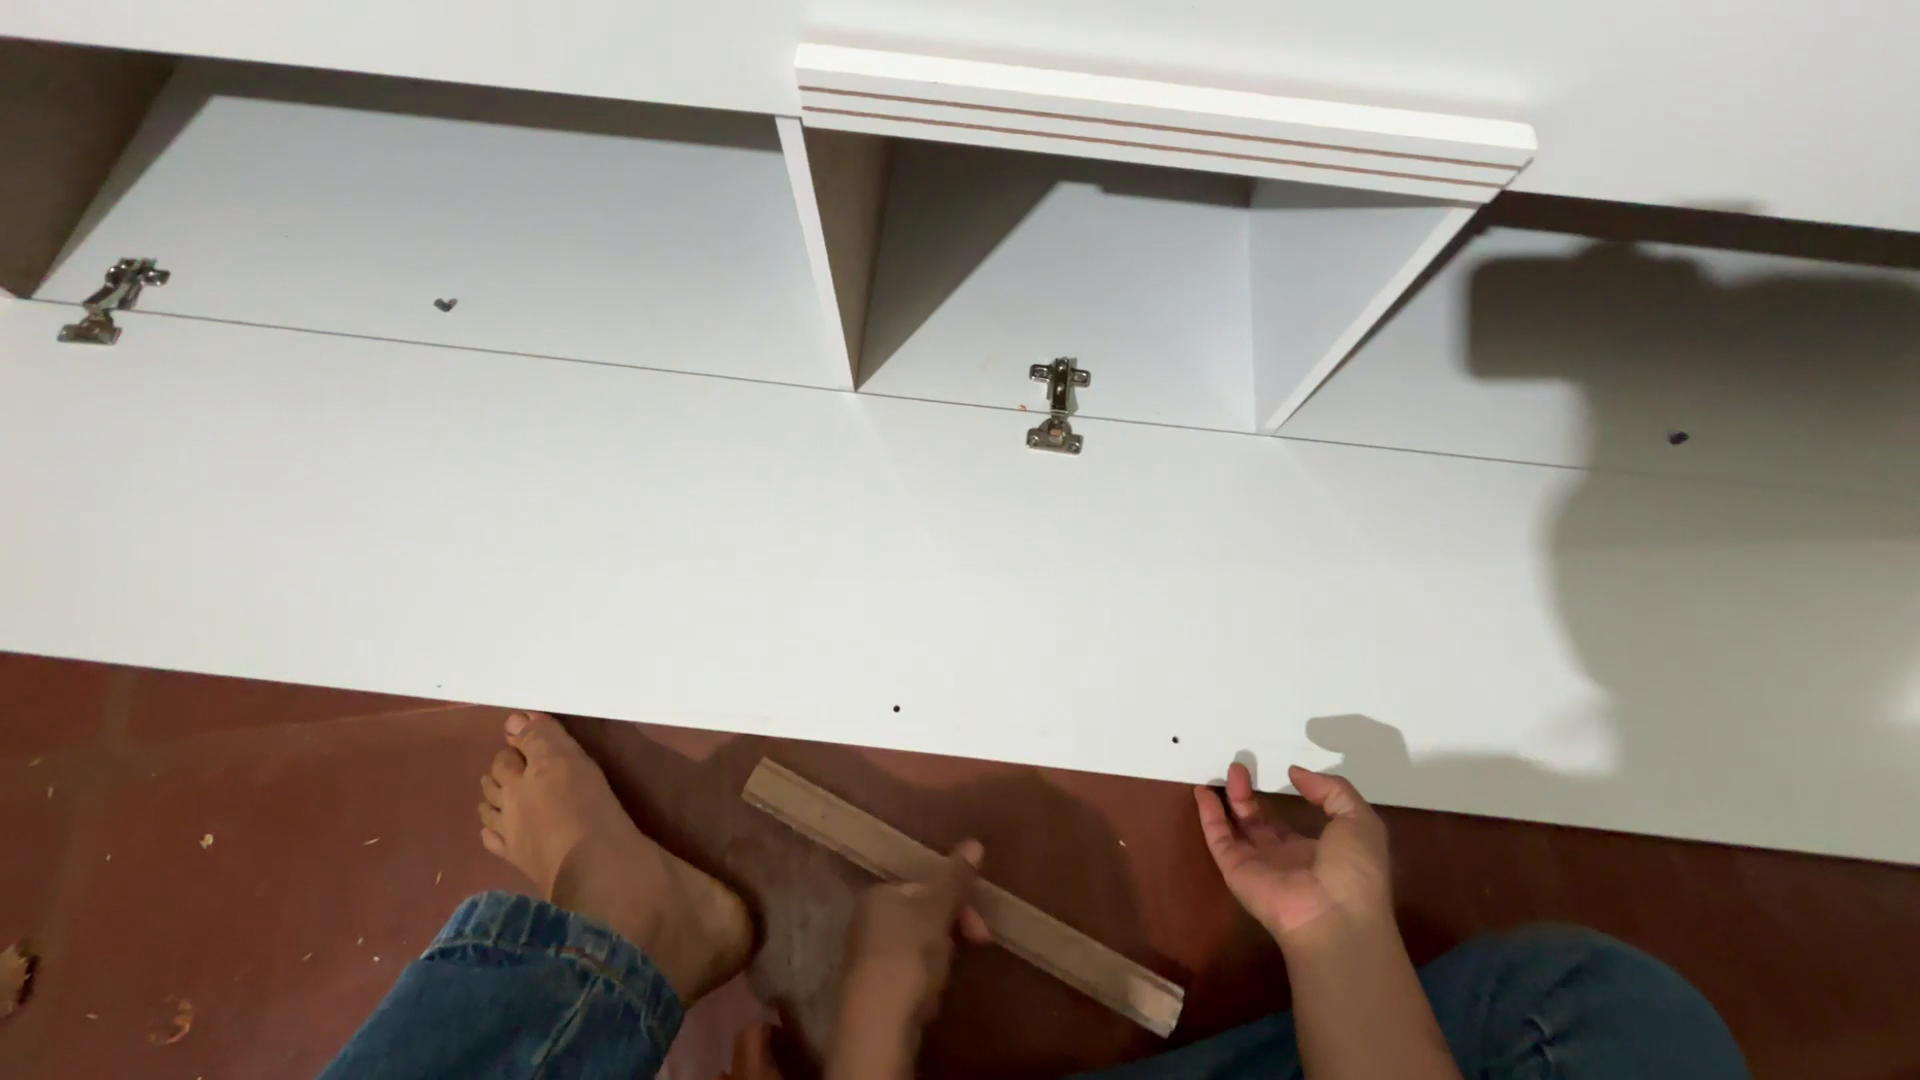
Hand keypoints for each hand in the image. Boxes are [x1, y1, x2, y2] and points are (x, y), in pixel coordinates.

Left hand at [840, 840, 990, 1025]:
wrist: (877, 1023)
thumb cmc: (908, 955)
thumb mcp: (937, 911)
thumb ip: (955, 878)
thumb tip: (975, 842)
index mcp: (879, 893)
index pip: (927, 886)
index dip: (958, 902)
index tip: (980, 928)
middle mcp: (867, 918)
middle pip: (923, 914)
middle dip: (951, 930)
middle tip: (973, 946)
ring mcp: (868, 955)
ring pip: (918, 945)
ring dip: (939, 956)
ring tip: (943, 977)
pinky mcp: (874, 988)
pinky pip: (909, 973)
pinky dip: (925, 980)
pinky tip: (929, 997)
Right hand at [1194, 763, 1390, 944]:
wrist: (1334, 916)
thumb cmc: (1354, 869)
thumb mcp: (1360, 821)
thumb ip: (1332, 791)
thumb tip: (1295, 773)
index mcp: (1316, 851)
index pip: (1292, 823)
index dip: (1284, 800)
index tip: (1279, 775)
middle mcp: (1284, 858)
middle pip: (1260, 822)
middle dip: (1250, 795)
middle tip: (1242, 768)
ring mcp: (1258, 864)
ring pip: (1237, 827)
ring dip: (1230, 799)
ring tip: (1227, 771)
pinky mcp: (1235, 870)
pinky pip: (1218, 839)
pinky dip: (1208, 816)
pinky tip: (1203, 793)